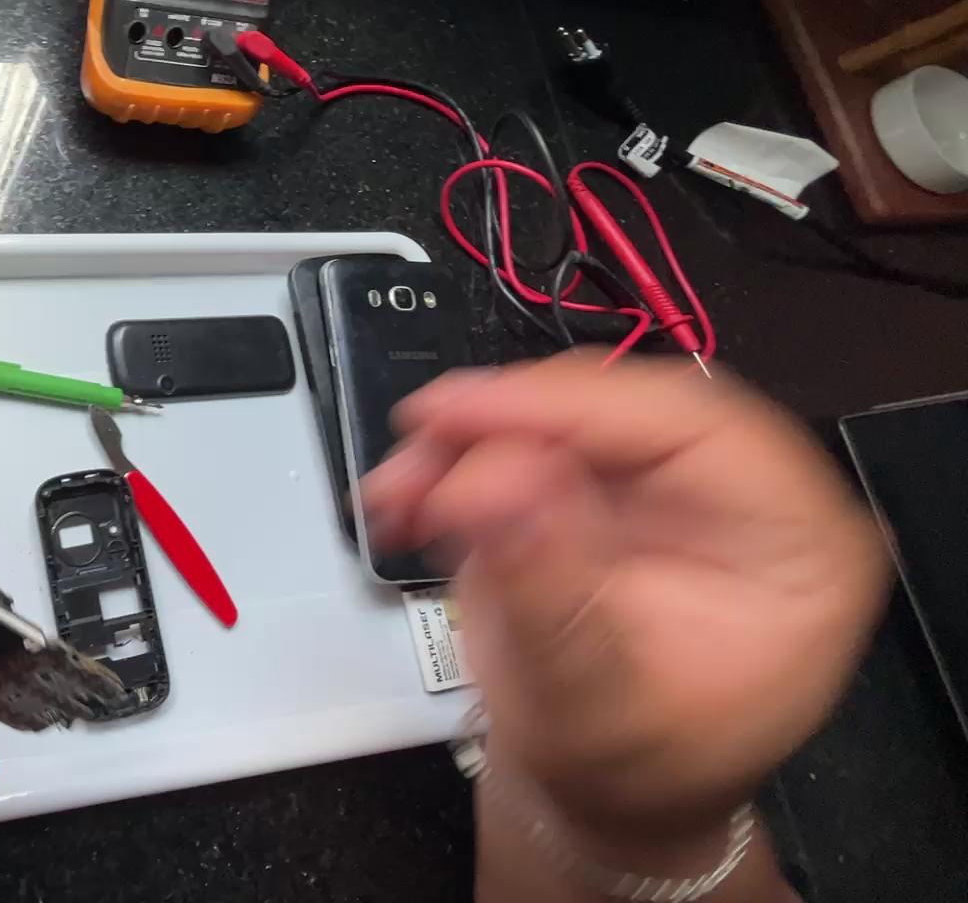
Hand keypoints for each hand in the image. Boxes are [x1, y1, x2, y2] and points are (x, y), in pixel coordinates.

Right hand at [360, 353, 887, 843]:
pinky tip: (401, 499)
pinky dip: (437, 461)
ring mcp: (636, 486)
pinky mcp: (566, 488)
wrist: (588, 775)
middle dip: (496, 419)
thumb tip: (493, 482)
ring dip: (451, 441)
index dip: (569, 404)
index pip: (691, 425)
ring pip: (537, 412)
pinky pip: (494, 444)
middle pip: (603, 402)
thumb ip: (548, 590)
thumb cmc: (622, 759)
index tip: (460, 415)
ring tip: (393, 495)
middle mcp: (714, 495)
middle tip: (418, 443)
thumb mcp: (589, 697)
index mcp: (784, 542)